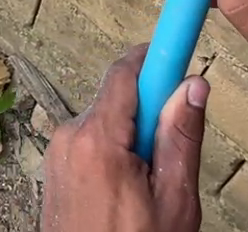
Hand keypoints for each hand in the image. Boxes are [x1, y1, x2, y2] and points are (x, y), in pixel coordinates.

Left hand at [41, 45, 209, 231]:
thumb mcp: (173, 202)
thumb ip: (181, 138)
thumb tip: (193, 85)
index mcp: (97, 139)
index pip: (124, 72)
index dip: (153, 56)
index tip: (177, 44)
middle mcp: (70, 133)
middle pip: (117, 96)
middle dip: (148, 111)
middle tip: (173, 149)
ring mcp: (57, 148)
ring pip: (105, 120)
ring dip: (131, 136)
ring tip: (148, 186)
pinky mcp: (54, 163)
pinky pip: (90, 139)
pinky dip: (113, 150)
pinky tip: (126, 192)